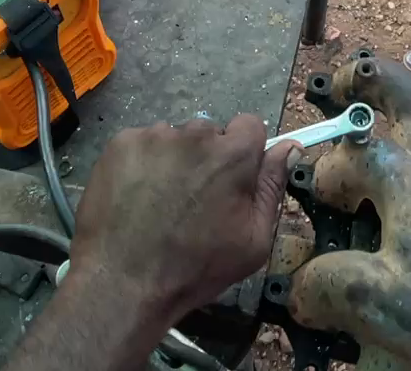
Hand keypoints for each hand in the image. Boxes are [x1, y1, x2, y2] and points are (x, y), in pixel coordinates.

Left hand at [68, 114, 296, 321]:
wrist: (120, 285)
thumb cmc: (194, 268)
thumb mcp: (253, 241)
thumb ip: (273, 187)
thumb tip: (290, 147)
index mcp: (233, 153)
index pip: (249, 126)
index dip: (243, 152)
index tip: (230, 179)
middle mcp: (196, 133)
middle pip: (210, 133)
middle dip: (206, 158)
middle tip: (192, 199)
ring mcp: (155, 135)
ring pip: (174, 138)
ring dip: (173, 159)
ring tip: (158, 201)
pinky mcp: (121, 142)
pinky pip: (141, 143)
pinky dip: (141, 163)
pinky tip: (135, 195)